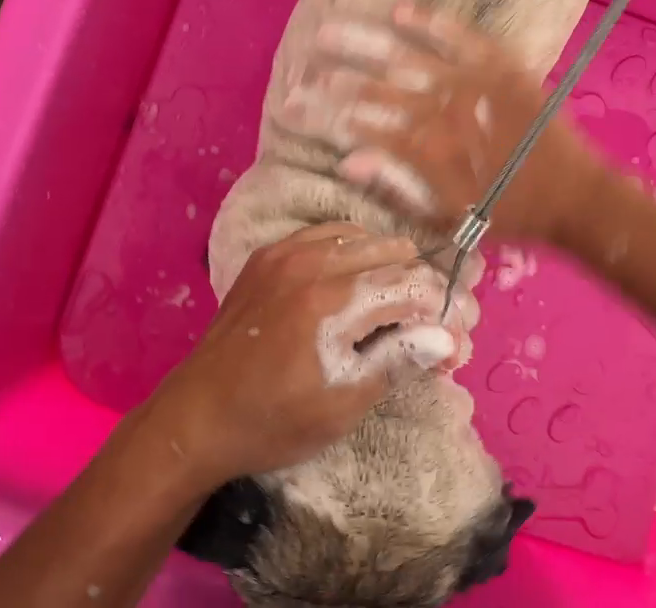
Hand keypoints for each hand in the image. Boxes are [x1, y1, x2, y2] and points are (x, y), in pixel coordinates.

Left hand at [142, 223, 461, 487]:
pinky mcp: (267, 255)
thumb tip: (447, 336)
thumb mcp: (343, 404)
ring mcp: (285, 253)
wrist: (199, 414)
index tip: (455, 334)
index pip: (411, 282)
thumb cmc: (275, 420)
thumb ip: (398, 359)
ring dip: (387, 264)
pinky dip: (350, 251)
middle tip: (428, 324)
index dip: (443, 306)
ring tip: (394, 304)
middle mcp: (311, 263)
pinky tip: (354, 282)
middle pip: (391, 251)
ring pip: (360, 236)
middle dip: (419, 284)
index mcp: (332, 301)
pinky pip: (324, 235)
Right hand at [280, 3, 614, 245]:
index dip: (319, 114)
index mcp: (423, 149)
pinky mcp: (499, 66)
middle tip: (298, 74)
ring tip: (327, 32)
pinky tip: (399, 10)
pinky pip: (458, 36)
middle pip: (372, 90)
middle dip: (330, 82)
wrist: (575, 197)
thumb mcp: (445, 215)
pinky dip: (429, 22)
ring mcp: (469, 83)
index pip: (356, 125)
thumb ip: (394, 185)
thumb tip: (347, 159)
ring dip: (362, 44)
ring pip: (404, 57)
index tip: (290, 104)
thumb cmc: (505, 212)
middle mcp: (439, 110)